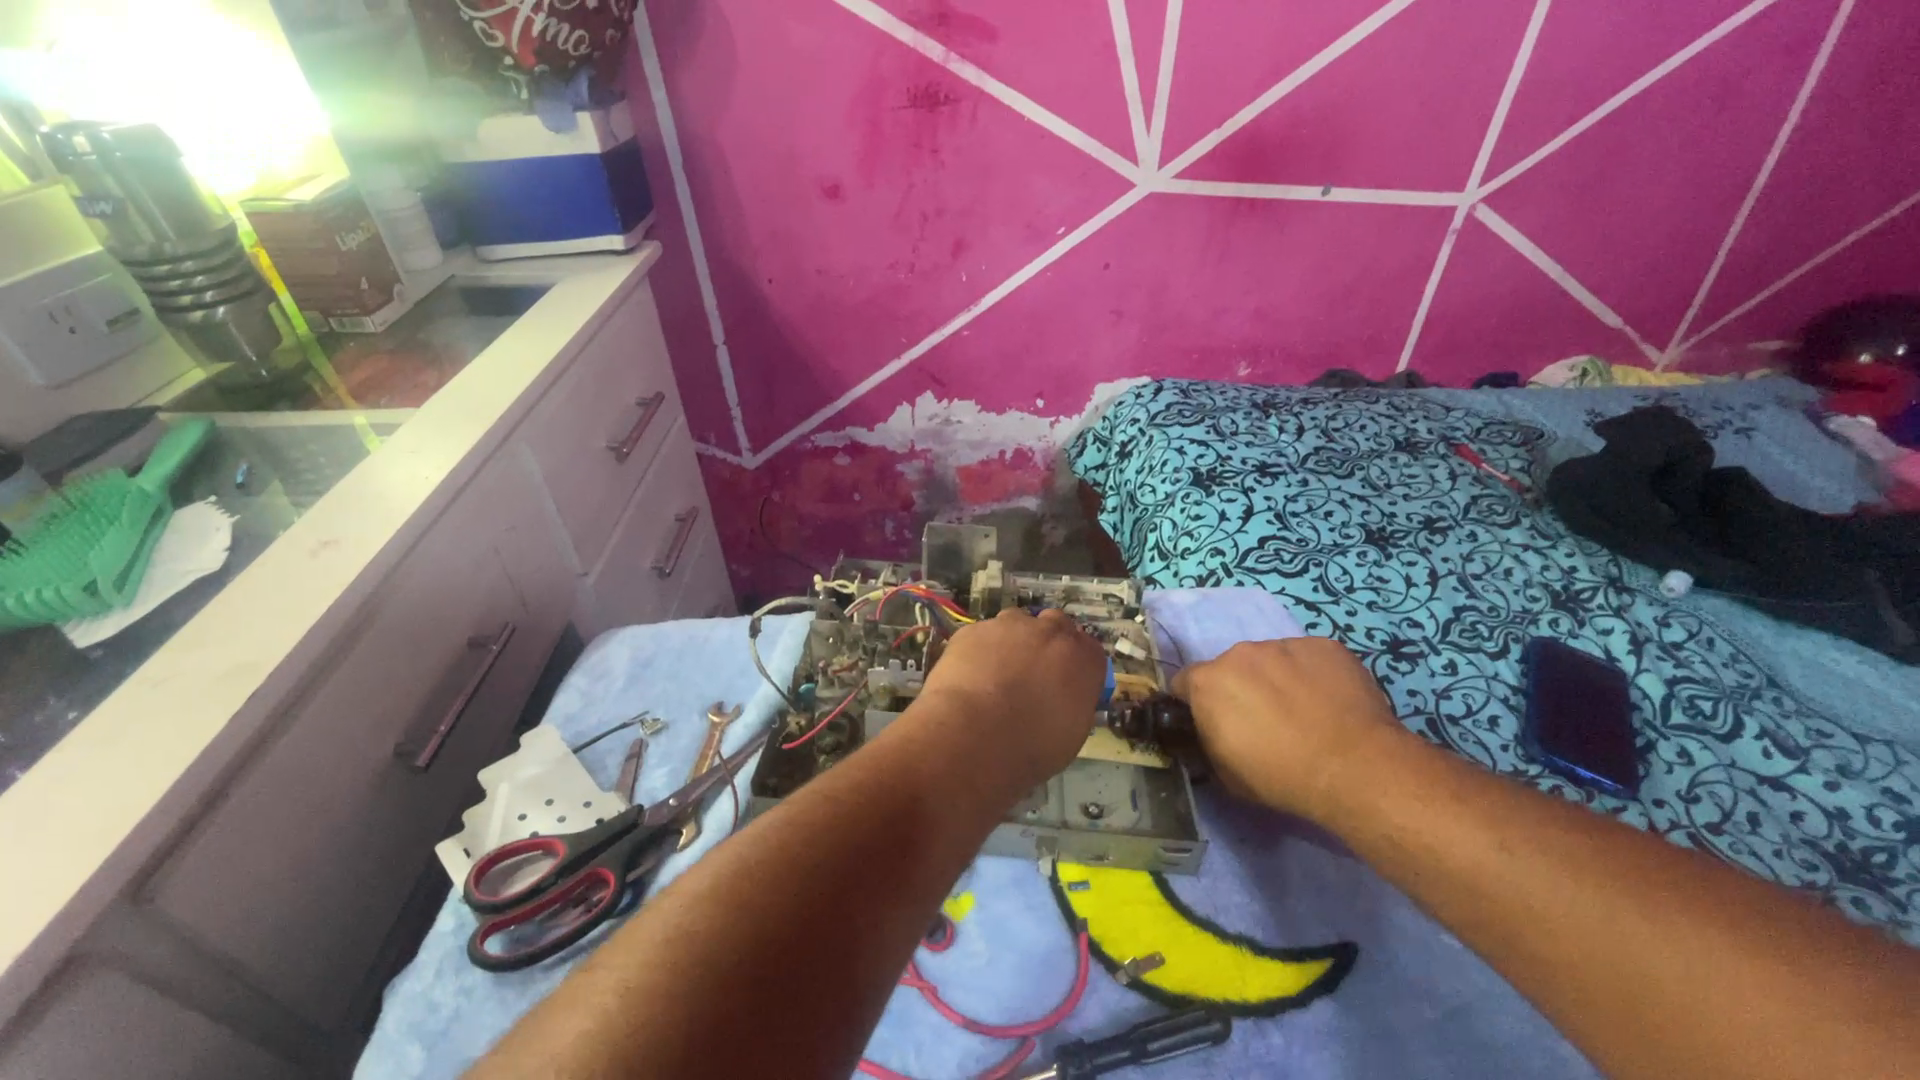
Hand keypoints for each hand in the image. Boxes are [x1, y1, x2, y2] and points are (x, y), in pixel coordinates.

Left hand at [914, 608, 1107, 794]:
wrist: (976, 735)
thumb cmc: (1033, 746)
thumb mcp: (1070, 733)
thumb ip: (1071, 703)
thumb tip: (1061, 701)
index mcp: (1084, 660)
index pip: (1088, 650)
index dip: (1073, 663)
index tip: (1063, 679)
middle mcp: (1052, 633)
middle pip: (1054, 625)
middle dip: (1045, 643)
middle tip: (1029, 672)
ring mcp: (1011, 626)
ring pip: (1014, 624)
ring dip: (1010, 642)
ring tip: (994, 674)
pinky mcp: (974, 630)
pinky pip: (980, 636)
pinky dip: (977, 651)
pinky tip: (968, 677)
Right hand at [1173, 637, 1409, 820]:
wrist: (1354, 767)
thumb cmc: (1280, 776)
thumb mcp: (1225, 773)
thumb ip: (1208, 742)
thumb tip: (1211, 733)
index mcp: (1207, 682)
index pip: (1184, 683)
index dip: (1195, 704)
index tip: (1213, 724)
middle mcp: (1240, 653)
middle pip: (1230, 668)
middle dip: (1240, 689)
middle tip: (1264, 722)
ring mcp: (1285, 644)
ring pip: (1271, 660)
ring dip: (1277, 679)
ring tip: (1304, 712)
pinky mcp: (1325, 645)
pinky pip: (1308, 657)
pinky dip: (1313, 675)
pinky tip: (1331, 702)